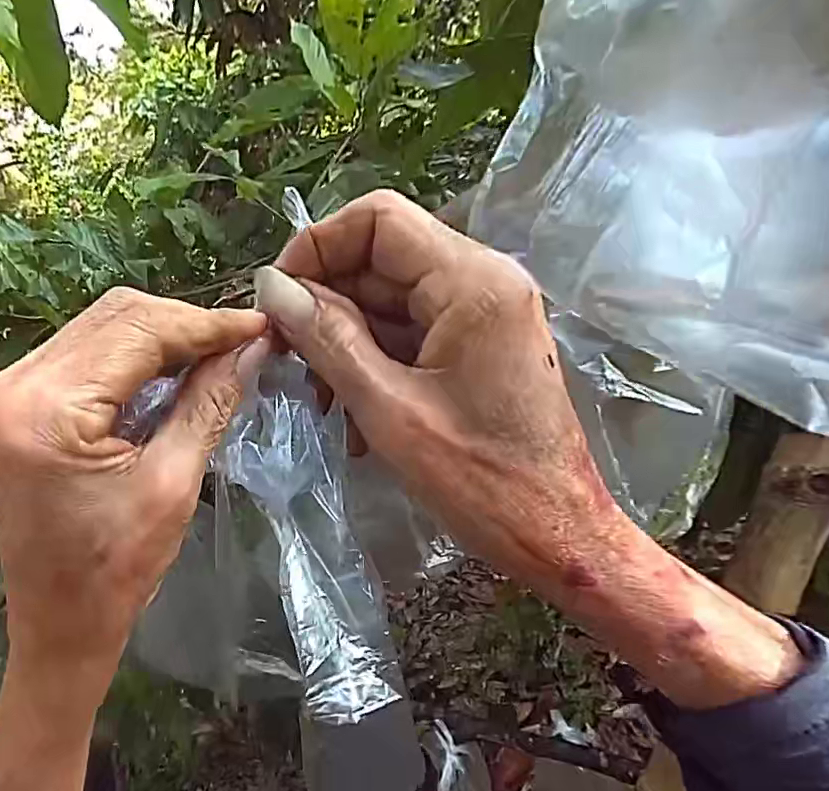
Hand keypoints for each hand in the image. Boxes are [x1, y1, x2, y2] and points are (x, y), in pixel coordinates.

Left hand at [0, 288, 265, 790]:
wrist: (60, 626)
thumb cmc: (117, 573)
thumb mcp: (173, 487)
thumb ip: (207, 406)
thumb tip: (250, 350)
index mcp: (46, 408)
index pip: (138, 332)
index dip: (206, 324)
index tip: (261, 326)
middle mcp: (14, 385)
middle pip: (115, 319)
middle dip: (186, 325)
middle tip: (244, 342)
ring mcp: (8, 393)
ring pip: (100, 331)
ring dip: (163, 338)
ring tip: (219, 355)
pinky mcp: (17, 407)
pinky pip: (85, 358)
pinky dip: (135, 359)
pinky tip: (175, 372)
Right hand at [258, 191, 797, 707]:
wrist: (554, 532)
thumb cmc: (478, 481)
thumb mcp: (389, 410)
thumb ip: (329, 340)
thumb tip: (273, 289)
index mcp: (471, 282)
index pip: (378, 220)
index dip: (316, 249)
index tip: (277, 301)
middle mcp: (484, 282)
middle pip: (383, 261)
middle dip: (326, 305)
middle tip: (288, 359)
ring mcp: (486, 317)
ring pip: (394, 303)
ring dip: (346, 342)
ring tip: (319, 399)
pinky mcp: (481, 350)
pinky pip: (414, 337)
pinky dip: (376, 364)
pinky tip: (352, 413)